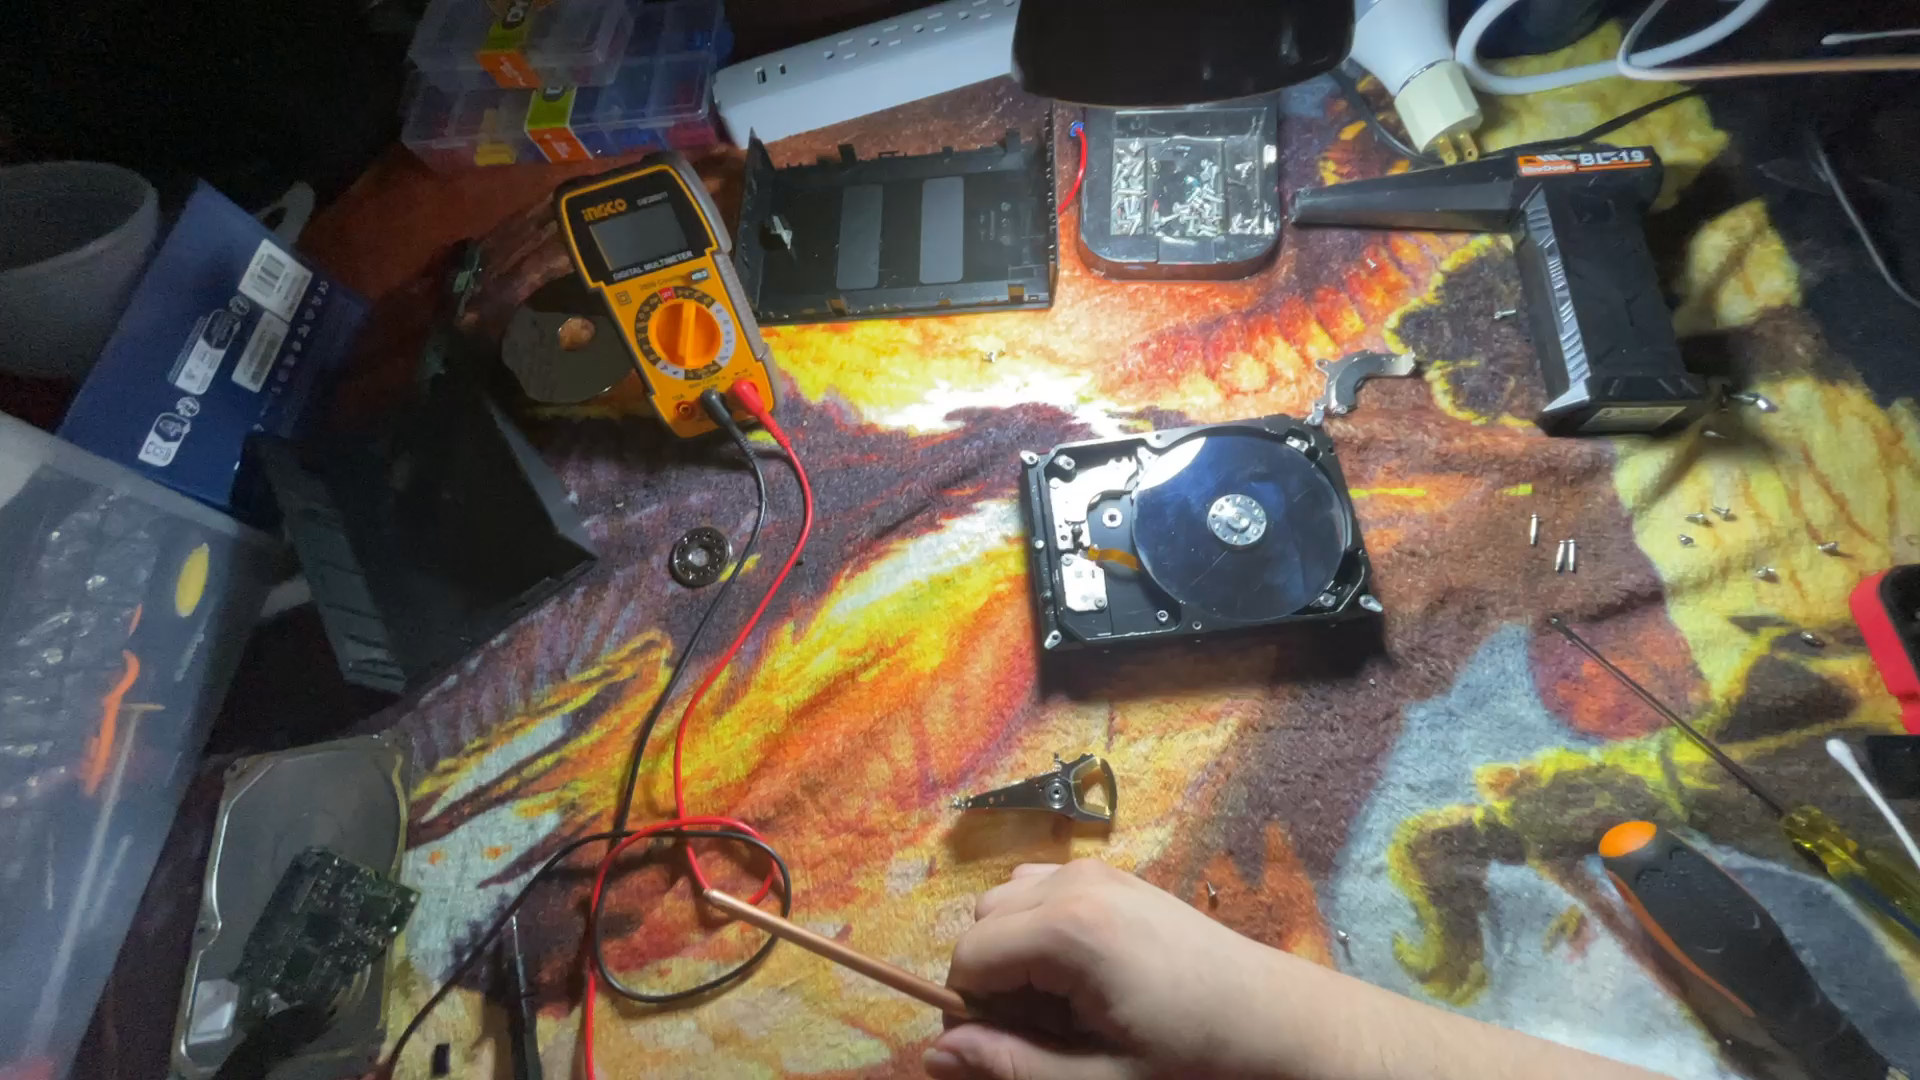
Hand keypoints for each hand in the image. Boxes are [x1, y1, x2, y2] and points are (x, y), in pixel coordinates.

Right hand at [928, 859, 1302, 1079]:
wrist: (1272, 1015)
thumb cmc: (1190, 1057)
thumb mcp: (1099, 1079)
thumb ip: (1011, 1064)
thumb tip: (932, 1054)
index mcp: (1068, 928)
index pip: (969, 956)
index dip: (973, 1008)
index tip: (1012, 1046)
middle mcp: (1072, 881)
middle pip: (983, 920)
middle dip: (992, 976)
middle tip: (1045, 1027)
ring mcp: (1091, 867)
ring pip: (1007, 898)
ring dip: (1013, 946)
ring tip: (1063, 997)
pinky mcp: (1107, 868)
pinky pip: (1039, 883)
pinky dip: (1035, 919)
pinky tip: (1077, 961)